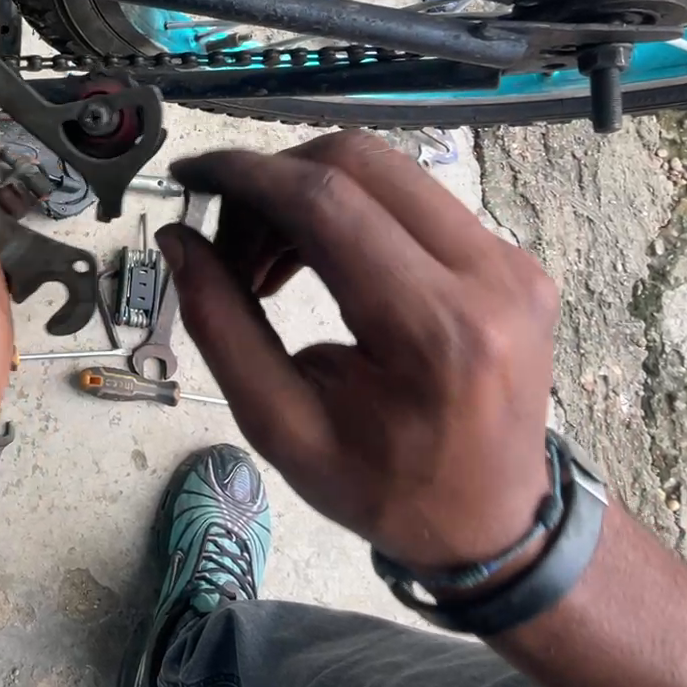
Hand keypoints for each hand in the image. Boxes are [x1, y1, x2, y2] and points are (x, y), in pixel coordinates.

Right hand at [160, 131, 557, 570]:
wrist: (497, 523)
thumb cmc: (381, 487)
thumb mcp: (278, 423)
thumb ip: (220, 325)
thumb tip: (178, 238)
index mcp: (432, 329)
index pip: (325, 202)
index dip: (244, 175)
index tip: (189, 176)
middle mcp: (487, 274)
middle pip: (356, 163)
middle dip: (268, 182)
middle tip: (225, 242)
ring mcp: (508, 259)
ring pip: (380, 171)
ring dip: (299, 196)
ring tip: (260, 265)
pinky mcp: (507, 257)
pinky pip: (404, 198)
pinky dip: (337, 212)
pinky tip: (308, 262)